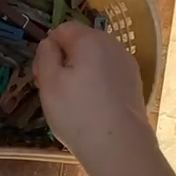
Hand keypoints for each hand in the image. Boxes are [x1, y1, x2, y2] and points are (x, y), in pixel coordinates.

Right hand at [32, 21, 154, 169]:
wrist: (118, 145)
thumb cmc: (76, 112)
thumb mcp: (49, 83)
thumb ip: (45, 57)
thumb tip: (49, 43)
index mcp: (90, 40)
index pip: (63, 30)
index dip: (47, 49)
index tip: (41, 76)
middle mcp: (112, 46)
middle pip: (81, 44)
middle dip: (64, 61)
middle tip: (53, 92)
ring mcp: (127, 65)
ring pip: (96, 61)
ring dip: (80, 75)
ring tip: (72, 103)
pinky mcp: (134, 85)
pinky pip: (108, 77)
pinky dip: (96, 87)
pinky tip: (91, 109)